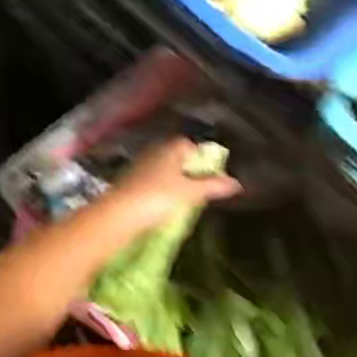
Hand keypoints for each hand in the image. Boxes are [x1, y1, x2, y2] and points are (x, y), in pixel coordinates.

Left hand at [108, 137, 241, 233]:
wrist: (121, 212)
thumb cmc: (158, 196)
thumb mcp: (191, 192)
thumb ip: (213, 185)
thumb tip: (236, 182)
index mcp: (166, 150)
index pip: (187, 144)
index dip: (202, 154)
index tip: (215, 170)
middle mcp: (152, 154)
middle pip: (177, 156)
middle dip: (192, 168)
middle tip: (207, 185)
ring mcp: (140, 167)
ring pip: (165, 169)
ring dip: (179, 180)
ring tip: (193, 196)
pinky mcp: (133, 182)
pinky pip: (155, 180)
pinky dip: (166, 188)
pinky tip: (172, 202)